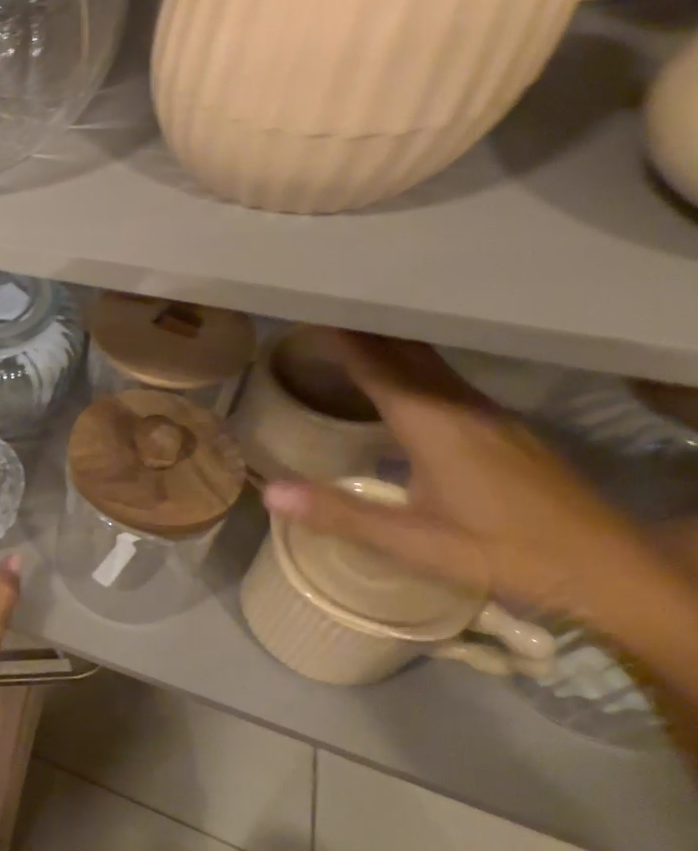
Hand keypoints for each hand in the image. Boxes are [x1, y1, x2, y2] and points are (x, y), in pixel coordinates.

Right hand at [261, 332, 651, 622]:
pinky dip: (410, 369)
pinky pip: (445, 381)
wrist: (617, 572)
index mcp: (432, 423)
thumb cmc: (511, 555)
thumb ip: (342, 514)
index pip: (375, 362)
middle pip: (404, 352)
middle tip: (314, 315)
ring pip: (428, 363)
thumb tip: (268, 492)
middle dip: (359, 330)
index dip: (337, 336)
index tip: (301, 312)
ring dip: (386, 347)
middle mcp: (461, 406)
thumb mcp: (418, 544)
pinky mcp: (507, 430)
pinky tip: (398, 387)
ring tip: (344, 341)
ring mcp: (490, 415)